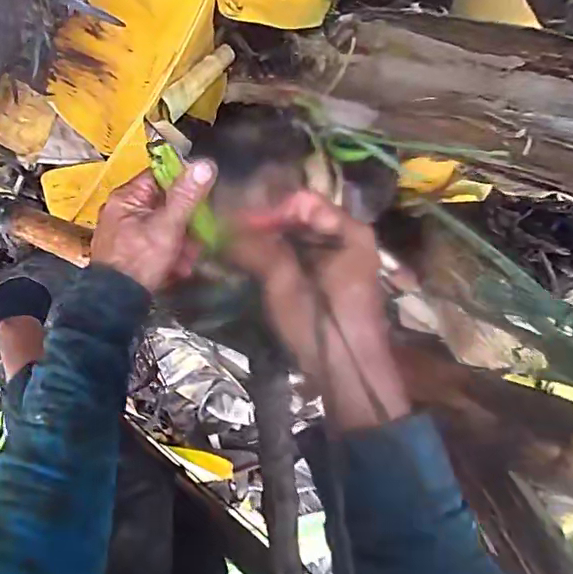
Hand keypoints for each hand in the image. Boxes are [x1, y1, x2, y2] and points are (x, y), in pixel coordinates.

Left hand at [89, 160, 215, 294]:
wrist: (115, 302)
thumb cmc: (139, 261)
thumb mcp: (167, 226)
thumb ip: (186, 196)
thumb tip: (204, 165)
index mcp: (127, 198)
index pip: (159, 175)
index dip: (183, 183)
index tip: (202, 195)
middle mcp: (122, 211)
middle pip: (164, 203)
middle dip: (186, 222)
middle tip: (197, 237)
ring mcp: (124, 232)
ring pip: (162, 226)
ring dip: (181, 242)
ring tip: (187, 258)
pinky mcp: (128, 252)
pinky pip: (154, 244)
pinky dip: (168, 254)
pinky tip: (177, 268)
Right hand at [226, 190, 409, 430]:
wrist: (348, 371)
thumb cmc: (321, 323)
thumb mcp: (284, 282)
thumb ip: (256, 250)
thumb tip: (222, 228)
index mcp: (349, 231)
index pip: (303, 202)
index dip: (269, 211)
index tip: (237, 225)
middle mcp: (350, 237)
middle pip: (301, 218)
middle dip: (265, 226)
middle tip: (230, 236)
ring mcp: (343, 258)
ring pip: (299, 238)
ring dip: (269, 242)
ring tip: (236, 250)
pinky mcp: (332, 278)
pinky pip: (302, 256)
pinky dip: (280, 258)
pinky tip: (254, 265)